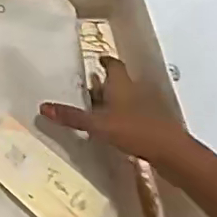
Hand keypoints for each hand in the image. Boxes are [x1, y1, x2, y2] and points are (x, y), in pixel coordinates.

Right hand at [41, 56, 189, 163]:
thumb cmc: (135, 130)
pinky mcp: (155, 126)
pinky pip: (135, 116)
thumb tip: (42, 107)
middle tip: (89, 87)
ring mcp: (148, 108)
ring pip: (128, 99)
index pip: (113, 64)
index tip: (95, 61)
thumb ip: (72, 117)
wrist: (174, 155)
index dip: (104, 61)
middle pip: (119, 81)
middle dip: (106, 83)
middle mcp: (135, 90)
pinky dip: (125, 119)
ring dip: (116, 102)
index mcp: (121, 83)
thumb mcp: (99, 124)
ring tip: (98, 109)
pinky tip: (116, 131)